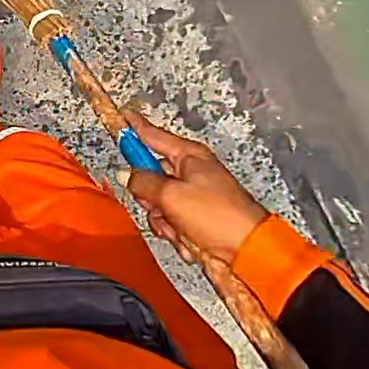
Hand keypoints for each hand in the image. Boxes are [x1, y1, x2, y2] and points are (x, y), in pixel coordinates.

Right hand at [121, 111, 270, 261]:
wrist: (248, 252)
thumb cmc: (219, 215)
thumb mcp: (170, 194)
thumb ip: (141, 182)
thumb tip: (124, 174)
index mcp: (189, 156)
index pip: (153, 135)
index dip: (134, 126)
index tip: (121, 116)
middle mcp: (191, 173)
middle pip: (149, 174)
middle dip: (148, 194)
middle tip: (156, 203)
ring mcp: (192, 196)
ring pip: (155, 202)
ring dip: (161, 218)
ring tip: (178, 226)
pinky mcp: (194, 218)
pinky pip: (168, 221)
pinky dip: (173, 232)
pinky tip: (188, 238)